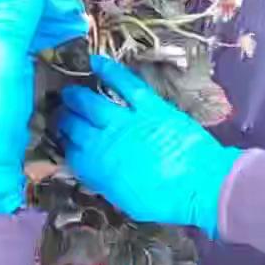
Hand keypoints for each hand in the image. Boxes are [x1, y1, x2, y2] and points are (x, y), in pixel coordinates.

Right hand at [56, 53, 242, 236]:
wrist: (201, 186)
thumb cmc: (167, 201)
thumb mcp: (128, 202)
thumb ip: (108, 183)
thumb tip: (98, 172)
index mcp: (99, 170)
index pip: (72, 152)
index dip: (67, 144)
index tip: (66, 139)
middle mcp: (105, 143)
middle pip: (76, 125)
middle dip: (66, 118)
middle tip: (63, 112)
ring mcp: (127, 122)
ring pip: (92, 103)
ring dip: (78, 96)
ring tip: (70, 92)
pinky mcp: (150, 107)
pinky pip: (125, 84)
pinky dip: (110, 71)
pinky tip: (96, 62)